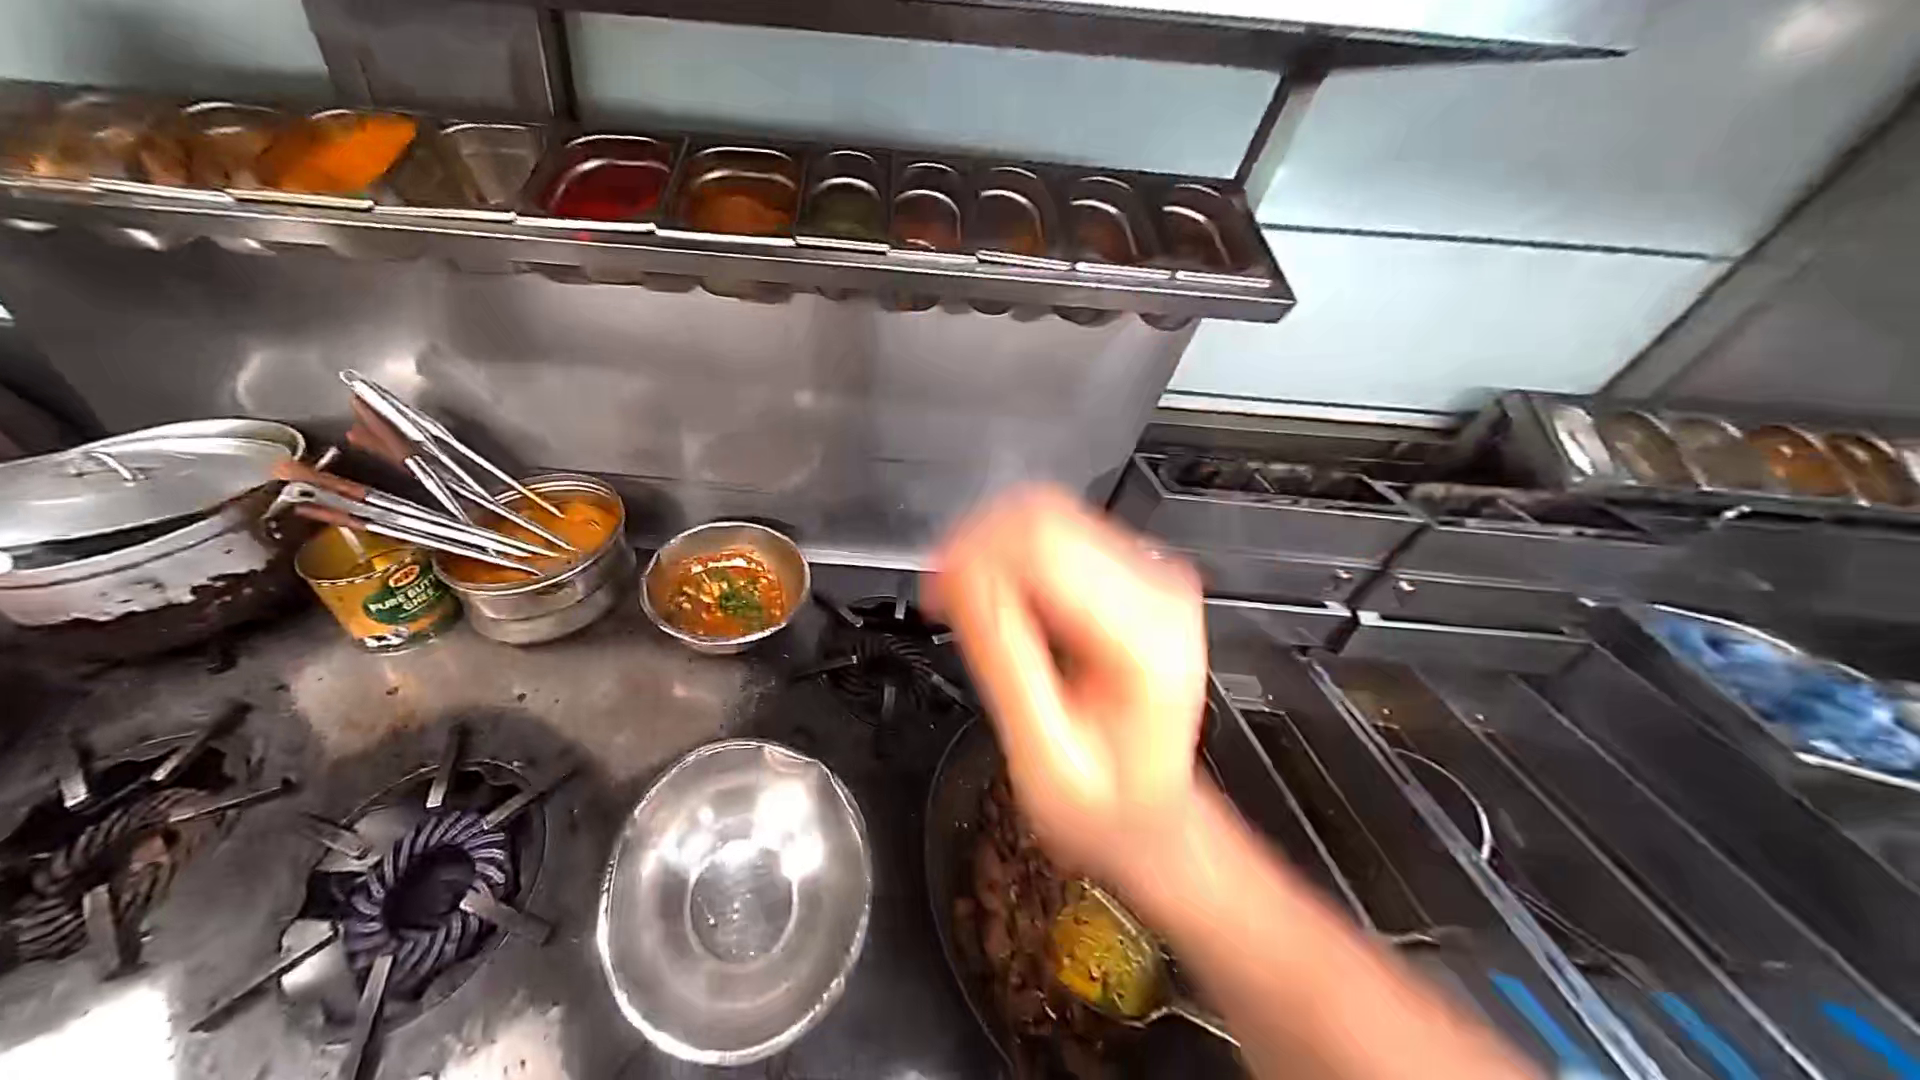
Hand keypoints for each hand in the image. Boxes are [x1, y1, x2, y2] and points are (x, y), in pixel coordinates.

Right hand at [931, 487, 1208, 893]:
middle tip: (940, 592)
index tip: (936, 587)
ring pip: (1048, 517)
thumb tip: (958, 581)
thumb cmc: (1104, 802)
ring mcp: (1146, 576)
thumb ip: (1004, 658)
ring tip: (962, 599)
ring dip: (991, 547)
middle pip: (1046, 518)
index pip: (1045, 547)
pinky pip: (1057, 536)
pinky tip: (995, 597)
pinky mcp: (1128, 574)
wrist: (1148, 809)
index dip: (975, 554)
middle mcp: (1156, 590)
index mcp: (1143, 634)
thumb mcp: (1043, 751)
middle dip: (977, 545)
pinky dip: (1012, 555)